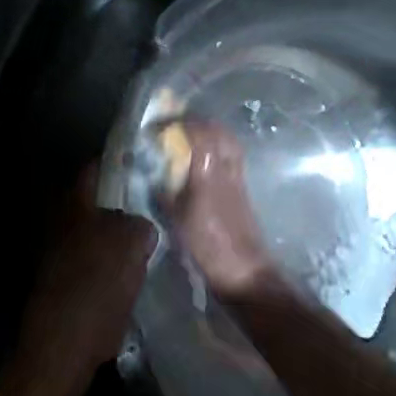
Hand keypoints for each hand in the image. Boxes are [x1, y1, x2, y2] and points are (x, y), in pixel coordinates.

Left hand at [18, 169, 154, 390]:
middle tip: (150, 206)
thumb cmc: (97, 289)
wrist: (62, 348)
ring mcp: (58, 257)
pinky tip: (131, 275)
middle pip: (93, 205)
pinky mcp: (62, 286)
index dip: (115, 164)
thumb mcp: (131, 246)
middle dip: (119, 204)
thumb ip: (139, 226)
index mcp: (76, 210)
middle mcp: (62, 227)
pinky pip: (92, 264)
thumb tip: (141, 227)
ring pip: (93, 235)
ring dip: (115, 237)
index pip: (93, 172)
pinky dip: (109, 265)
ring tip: (147, 243)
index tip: (140, 164)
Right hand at [170, 122, 281, 299]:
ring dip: (210, 134)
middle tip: (174, 127)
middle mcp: (227, 169)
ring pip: (228, 142)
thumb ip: (164, 193)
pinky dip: (218, 149)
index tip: (159, 125)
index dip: (179, 123)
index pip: (199, 132)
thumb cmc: (208, 247)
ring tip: (188, 139)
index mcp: (209, 173)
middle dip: (196, 123)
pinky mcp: (243, 190)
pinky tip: (202, 161)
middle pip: (219, 131)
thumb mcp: (177, 221)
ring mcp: (239, 178)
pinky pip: (232, 157)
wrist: (244, 272)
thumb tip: (150, 175)